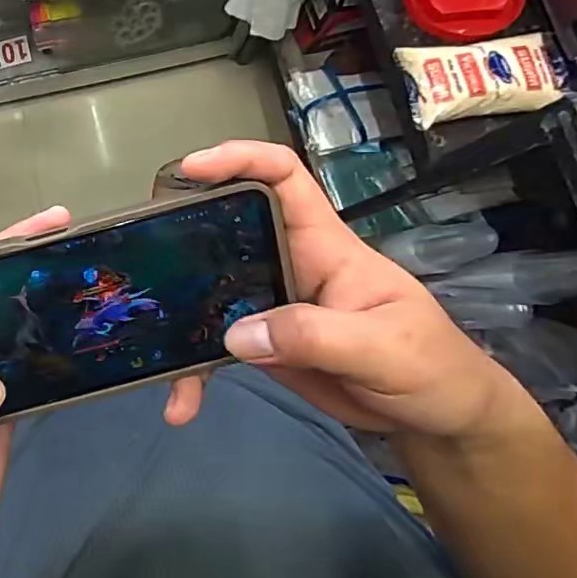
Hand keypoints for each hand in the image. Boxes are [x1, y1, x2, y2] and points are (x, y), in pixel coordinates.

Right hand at [166, 141, 521, 437]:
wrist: (435, 417)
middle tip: (140, 241)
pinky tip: (180, 402)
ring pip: (210, 289)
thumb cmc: (431, 365)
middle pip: (227, 225)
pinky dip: (194, 373)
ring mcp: (271, 302)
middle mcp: (287, 262)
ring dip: (177, 309)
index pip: (284, 177)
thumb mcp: (385, 348)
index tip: (192, 169)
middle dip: (183, 225)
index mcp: (323, 245)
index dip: (240, 159)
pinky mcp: (262, 341)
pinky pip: (215, 346)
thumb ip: (317, 336)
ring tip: (143, 329)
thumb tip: (236, 335)